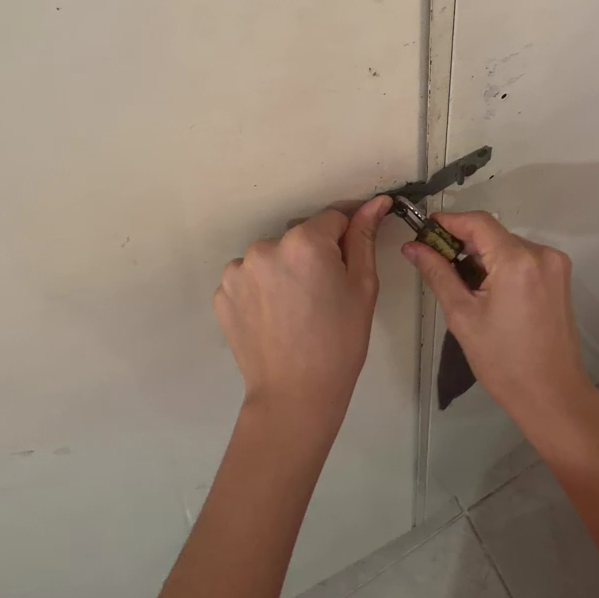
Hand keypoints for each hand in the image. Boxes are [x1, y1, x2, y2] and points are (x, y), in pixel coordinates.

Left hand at [215, 195, 390, 429]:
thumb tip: (376, 203)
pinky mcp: (222, 294)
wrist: (295, 394)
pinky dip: (263, 290)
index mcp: (304, 241)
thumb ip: (364, 237)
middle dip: (314, 256)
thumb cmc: (339, 340)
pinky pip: (250, 278)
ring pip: (274, 256)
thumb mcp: (363, 285)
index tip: (348, 267)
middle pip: (300, 237)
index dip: (346, 240)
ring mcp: (238, 271)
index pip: (333, 219)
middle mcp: (265, 247)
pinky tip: (276, 316)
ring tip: (298, 308)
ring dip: (285, 270)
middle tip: (325, 295)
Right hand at [401, 212, 598, 433]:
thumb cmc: (503, 361)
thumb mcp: (463, 316)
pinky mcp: (560, 276)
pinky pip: (524, 258)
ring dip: (483, 255)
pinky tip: (487, 290)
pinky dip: (502, 265)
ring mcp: (555, 264)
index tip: (424, 230)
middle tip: (435, 261)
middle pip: (494, 233)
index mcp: (517, 260)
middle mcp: (541, 253)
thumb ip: (438, 274)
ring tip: (461, 283)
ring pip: (508, 245)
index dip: (449, 221)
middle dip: (463, 243)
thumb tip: (413, 247)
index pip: (478, 222)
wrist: (551, 393)